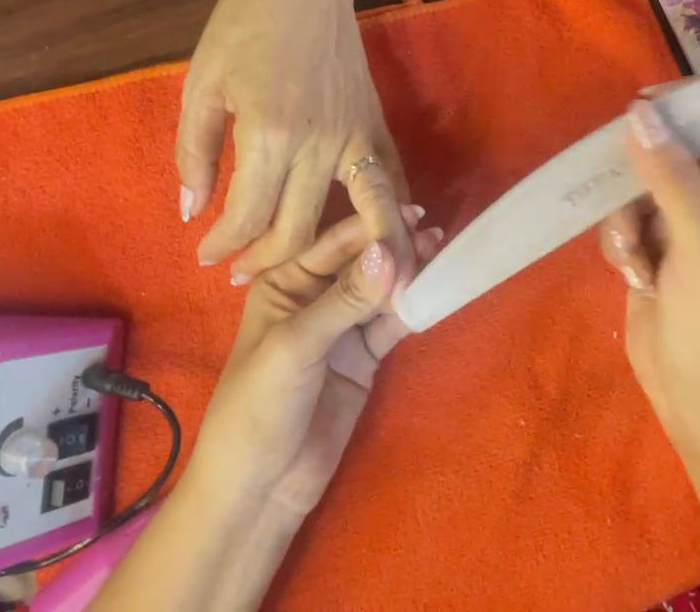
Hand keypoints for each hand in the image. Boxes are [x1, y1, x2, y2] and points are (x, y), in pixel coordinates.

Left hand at [178, 0, 410, 279]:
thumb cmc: (244, 23)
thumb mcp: (202, 82)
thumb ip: (194, 151)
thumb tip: (191, 210)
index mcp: (268, 134)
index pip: (246, 216)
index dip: (221, 245)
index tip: (204, 254)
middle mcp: (317, 147)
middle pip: (295, 231)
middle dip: (262, 260)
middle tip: (238, 269)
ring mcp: (354, 138)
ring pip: (344, 222)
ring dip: (318, 255)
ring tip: (296, 271)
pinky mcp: (375, 127)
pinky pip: (385, 187)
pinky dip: (381, 222)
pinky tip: (369, 243)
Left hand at [190, 207, 443, 517]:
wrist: (259, 486)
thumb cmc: (258, 406)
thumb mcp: (296, 347)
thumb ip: (345, 300)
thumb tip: (389, 251)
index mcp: (284, 281)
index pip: (333, 244)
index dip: (370, 228)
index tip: (410, 214)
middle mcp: (313, 296)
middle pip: (360, 262)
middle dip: (394, 246)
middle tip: (433, 230)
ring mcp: (340, 327)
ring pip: (380, 291)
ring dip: (408, 273)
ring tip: (441, 249)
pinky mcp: (362, 357)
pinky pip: (390, 324)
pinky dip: (412, 308)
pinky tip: (435, 289)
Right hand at [597, 99, 699, 471]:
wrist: (693, 402)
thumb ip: (674, 182)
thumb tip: (640, 113)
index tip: (656, 98)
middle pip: (686, 137)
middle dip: (648, 154)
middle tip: (619, 164)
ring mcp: (686, 217)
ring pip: (644, 173)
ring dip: (626, 207)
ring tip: (635, 253)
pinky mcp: (653, 238)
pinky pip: (625, 207)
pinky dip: (619, 233)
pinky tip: (630, 272)